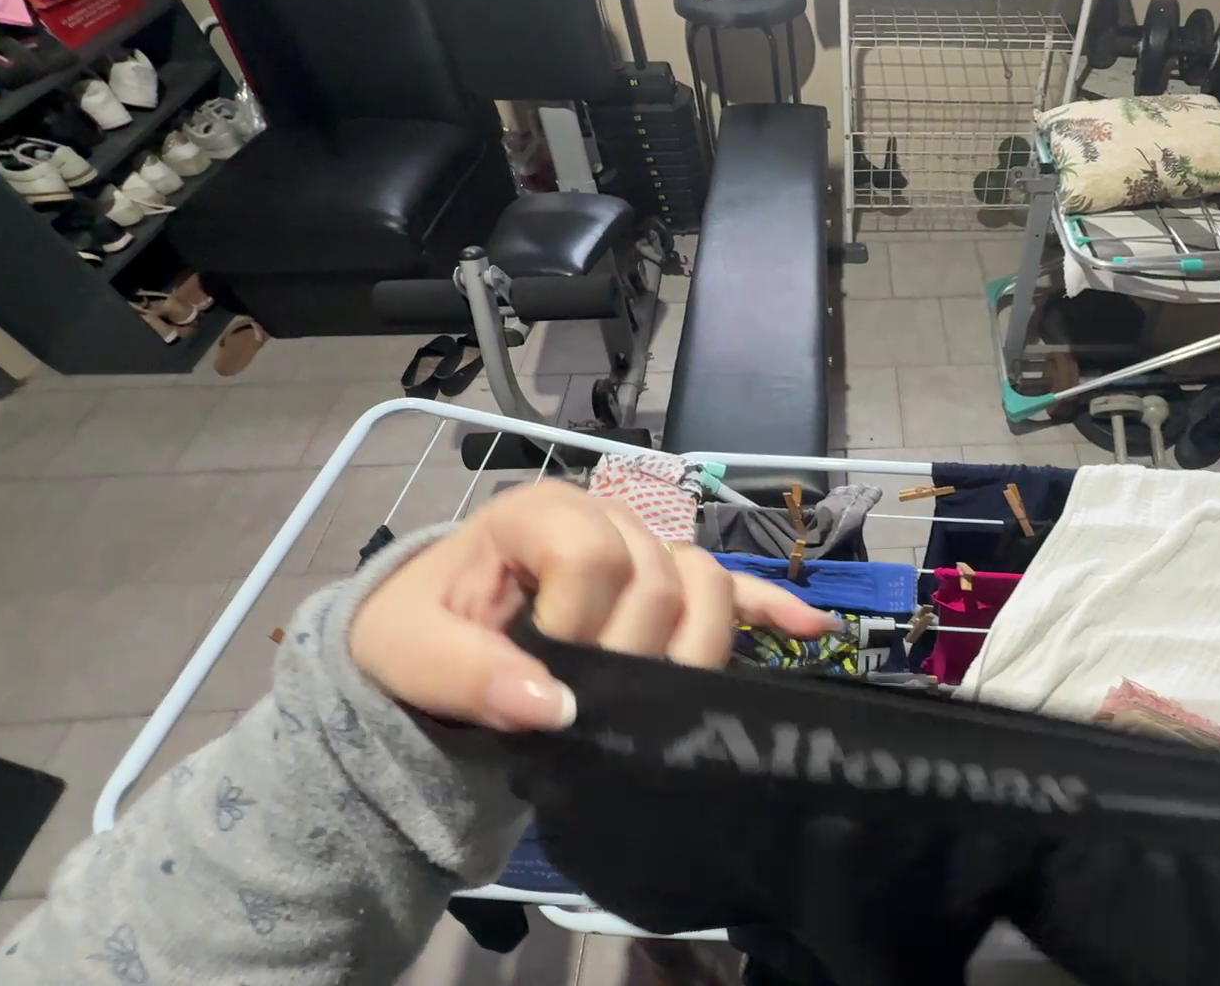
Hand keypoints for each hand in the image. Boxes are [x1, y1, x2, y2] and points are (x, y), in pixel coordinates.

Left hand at [350, 481, 833, 731]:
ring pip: (708, 582)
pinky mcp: (676, 579)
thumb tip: (557, 706)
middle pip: (661, 577)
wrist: (446, 633)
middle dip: (632, 653)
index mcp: (541, 512)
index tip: (544, 674)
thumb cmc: (420, 632)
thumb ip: (466, 673)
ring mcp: (652, 544)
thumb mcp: (407, 653)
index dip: (577, 623)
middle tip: (594, 698)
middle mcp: (610, 515)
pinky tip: (812, 629)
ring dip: (693, 646)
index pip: (593, 553)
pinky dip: (772, 608)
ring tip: (665, 694)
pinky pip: (735, 587)